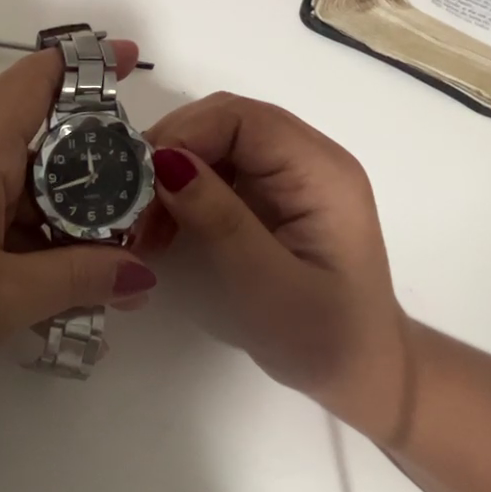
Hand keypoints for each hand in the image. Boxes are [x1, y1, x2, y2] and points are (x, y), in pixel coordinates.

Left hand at [0, 43, 155, 391]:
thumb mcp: (6, 297)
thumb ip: (81, 277)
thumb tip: (139, 272)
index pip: (38, 78)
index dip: (91, 64)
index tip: (136, 66)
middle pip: (37, 130)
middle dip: (95, 161)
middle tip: (141, 205)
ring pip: (14, 174)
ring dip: (62, 204)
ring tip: (109, 249)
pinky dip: (27, 226)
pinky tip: (52, 270)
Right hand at [138, 94, 406, 425]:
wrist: (359, 372)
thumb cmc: (320, 337)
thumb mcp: (264, 282)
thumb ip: (218, 218)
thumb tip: (164, 162)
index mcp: (320, 173)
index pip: (244, 119)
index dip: (185, 135)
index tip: (139, 182)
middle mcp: (306, 162)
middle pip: (225, 123)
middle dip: (171, 153)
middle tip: (132, 206)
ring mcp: (287, 181)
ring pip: (214, 147)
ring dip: (170, 176)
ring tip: (143, 226)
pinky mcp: (269, 202)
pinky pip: (216, 175)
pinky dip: (180, 194)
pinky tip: (161, 229)